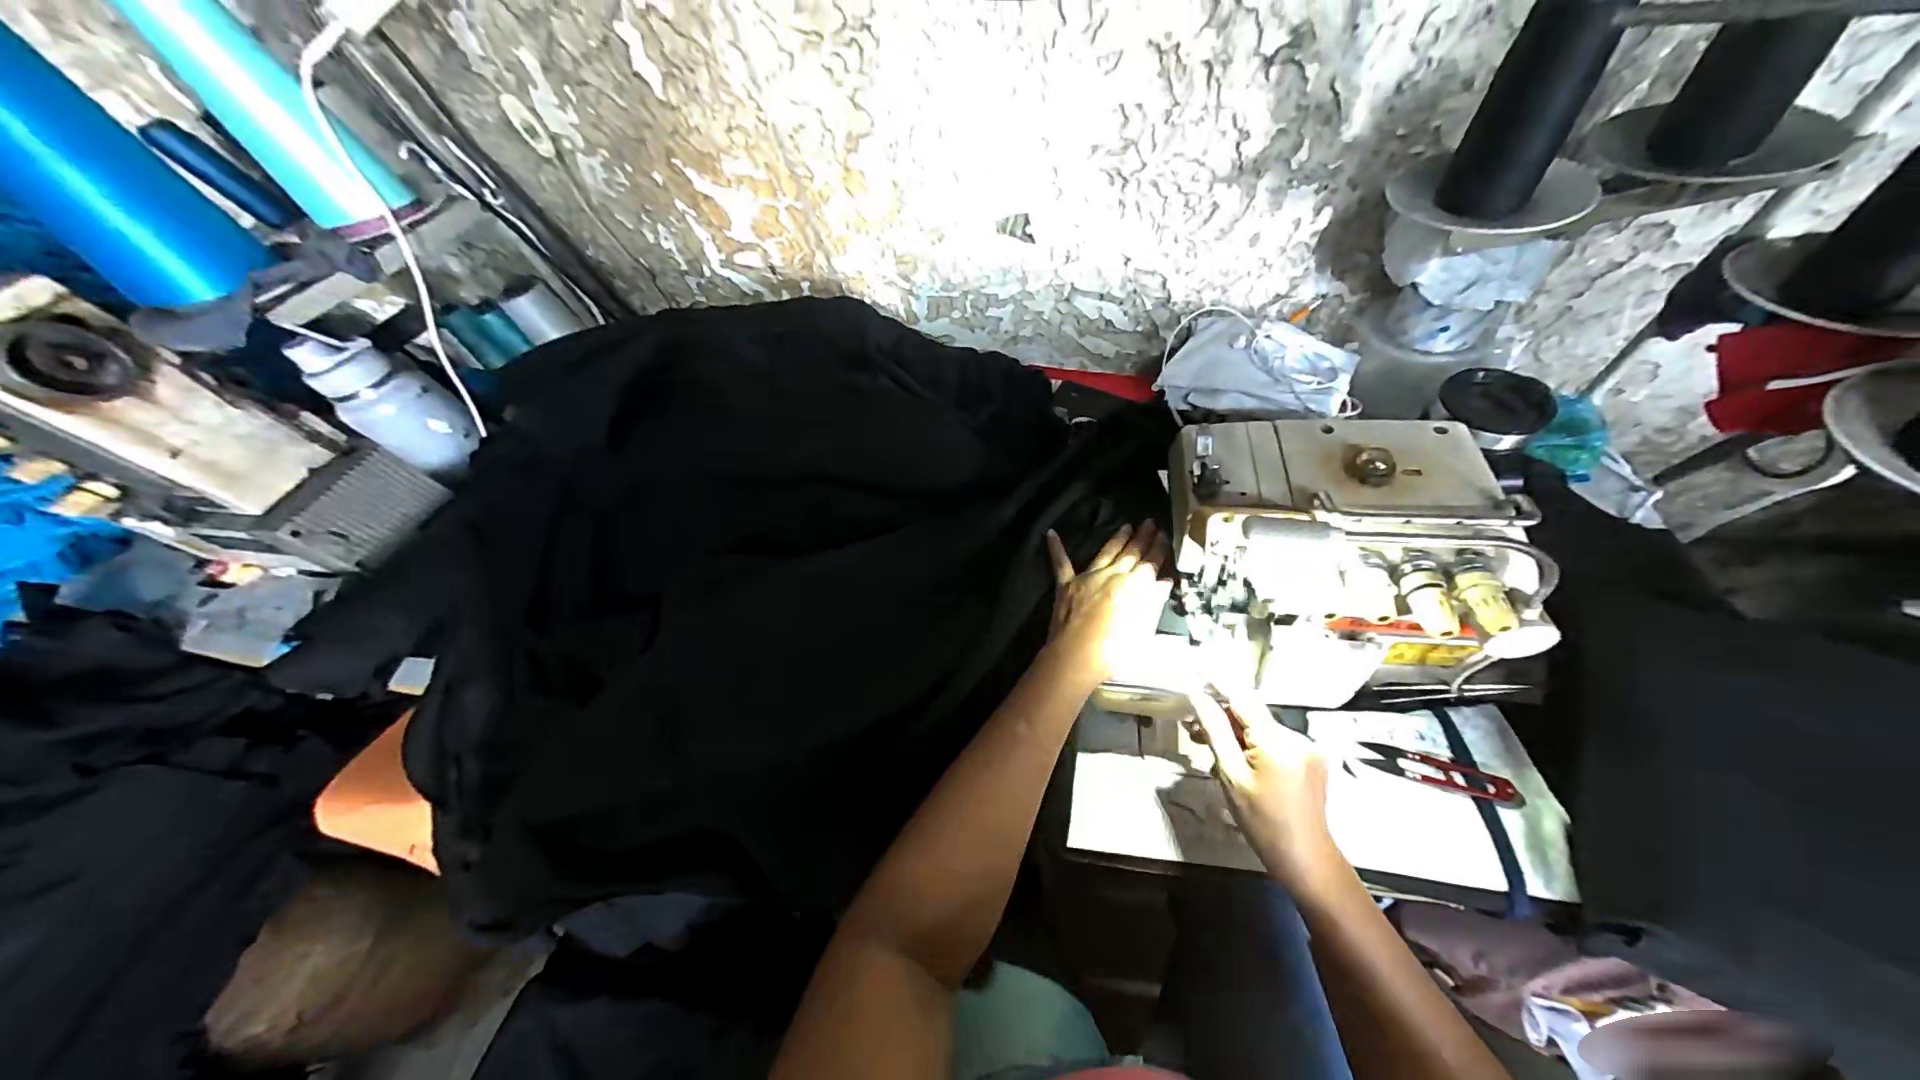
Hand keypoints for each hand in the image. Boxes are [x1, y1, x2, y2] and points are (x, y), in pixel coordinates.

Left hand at [1045, 521, 1172, 682]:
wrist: (1076, 656)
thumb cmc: (1116, 650)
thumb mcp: (1144, 627)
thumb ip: (1154, 601)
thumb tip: (1163, 581)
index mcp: (1134, 585)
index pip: (1151, 563)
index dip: (1159, 548)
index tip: (1165, 535)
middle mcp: (1112, 575)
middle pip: (1131, 553)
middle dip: (1142, 537)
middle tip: (1150, 522)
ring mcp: (1087, 578)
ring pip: (1106, 553)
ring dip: (1117, 539)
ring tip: (1126, 526)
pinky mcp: (1066, 585)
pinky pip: (1060, 563)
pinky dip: (1055, 548)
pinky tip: (1050, 534)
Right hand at [1190, 685, 1342, 891]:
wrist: (1304, 858)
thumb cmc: (1261, 821)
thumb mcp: (1230, 776)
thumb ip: (1214, 732)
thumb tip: (1198, 697)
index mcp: (1278, 741)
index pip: (1244, 700)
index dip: (1220, 684)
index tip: (1198, 672)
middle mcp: (1298, 737)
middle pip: (1252, 715)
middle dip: (1222, 717)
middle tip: (1192, 727)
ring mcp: (1307, 748)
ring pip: (1261, 729)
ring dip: (1235, 734)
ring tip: (1209, 748)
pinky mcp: (1310, 759)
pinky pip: (1274, 742)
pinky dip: (1253, 746)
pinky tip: (1236, 761)